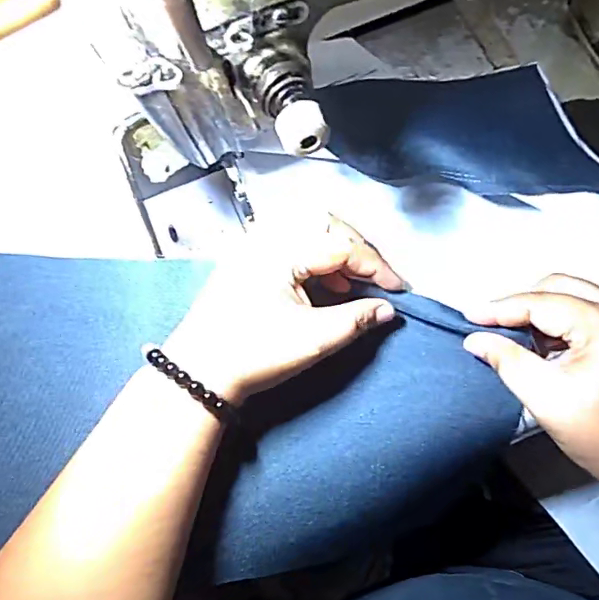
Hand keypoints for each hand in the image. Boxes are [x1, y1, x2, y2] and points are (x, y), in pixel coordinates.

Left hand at [162, 215, 406, 402]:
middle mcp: (264, 238)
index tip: (398, 290)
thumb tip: (386, 309)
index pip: (344, 245)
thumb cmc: (250, 354)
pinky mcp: (246, 261)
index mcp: (281, 249)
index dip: (377, 267)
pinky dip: (316, 261)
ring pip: (310, 233)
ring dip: (338, 255)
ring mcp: (252, 247)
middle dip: (359, 252)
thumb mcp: (313, 339)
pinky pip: (292, 245)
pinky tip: (326, 287)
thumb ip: (357, 320)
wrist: (200, 373)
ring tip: (353, 287)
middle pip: (327, 226)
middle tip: (379, 281)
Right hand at [463, 275, 598, 502]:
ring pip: (576, 297)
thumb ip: (507, 361)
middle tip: (492, 326)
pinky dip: (565, 323)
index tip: (473, 318)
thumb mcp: (545, 398)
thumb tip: (478, 340)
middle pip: (561, 287)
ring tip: (517, 340)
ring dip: (544, 313)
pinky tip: (546, 347)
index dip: (502, 309)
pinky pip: (592, 313)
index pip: (543, 301)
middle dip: (523, 304)